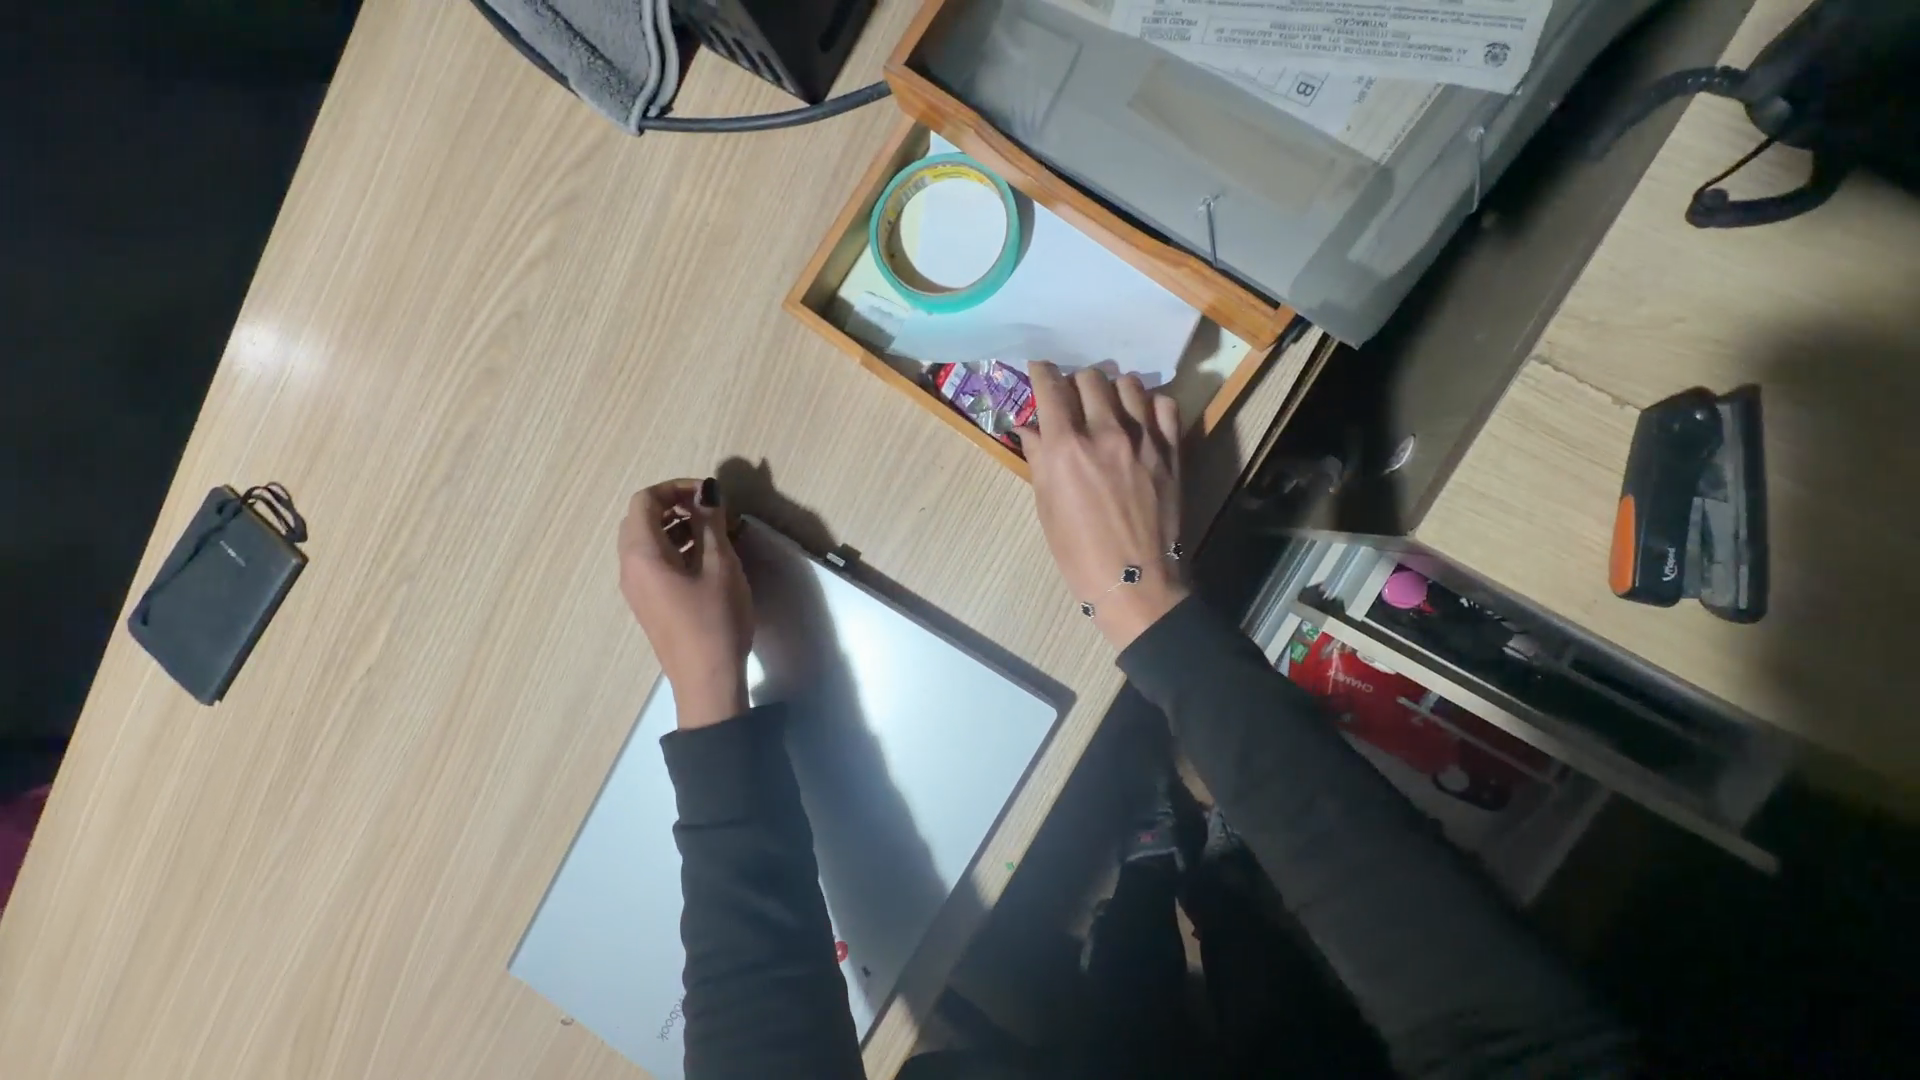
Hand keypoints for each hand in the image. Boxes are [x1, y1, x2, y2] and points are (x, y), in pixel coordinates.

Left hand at [618, 478, 753, 728]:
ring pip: (647, 541)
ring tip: (715, 534)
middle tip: (711, 511)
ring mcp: (637, 588)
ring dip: (677, 527)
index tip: (709, 495)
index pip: (644, 501)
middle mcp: (630, 567)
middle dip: (675, 506)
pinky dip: (676, 548)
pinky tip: (707, 559)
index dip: (675, 488)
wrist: (707, 679)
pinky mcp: (650, 603)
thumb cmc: (716, 619)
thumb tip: (707, 491)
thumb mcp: (720, 565)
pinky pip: (654, 562)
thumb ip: (711, 524)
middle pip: (640, 519)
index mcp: (642, 554)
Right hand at [1019, 363, 1189, 648]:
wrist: (1135, 581)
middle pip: (1090, 378)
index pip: (1050, 387)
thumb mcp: (1046, 508)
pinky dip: (1149, 404)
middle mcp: (1104, 432)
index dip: (1042, 373)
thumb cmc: (1079, 552)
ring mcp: (1143, 439)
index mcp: (1066, 447)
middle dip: (1076, 381)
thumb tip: (1031, 429)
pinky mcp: (1172, 451)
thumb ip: (1039, 459)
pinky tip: (1141, 418)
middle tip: (1073, 396)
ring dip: (1113, 389)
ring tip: (1108, 404)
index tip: (1040, 371)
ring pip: (1128, 384)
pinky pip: (1164, 405)